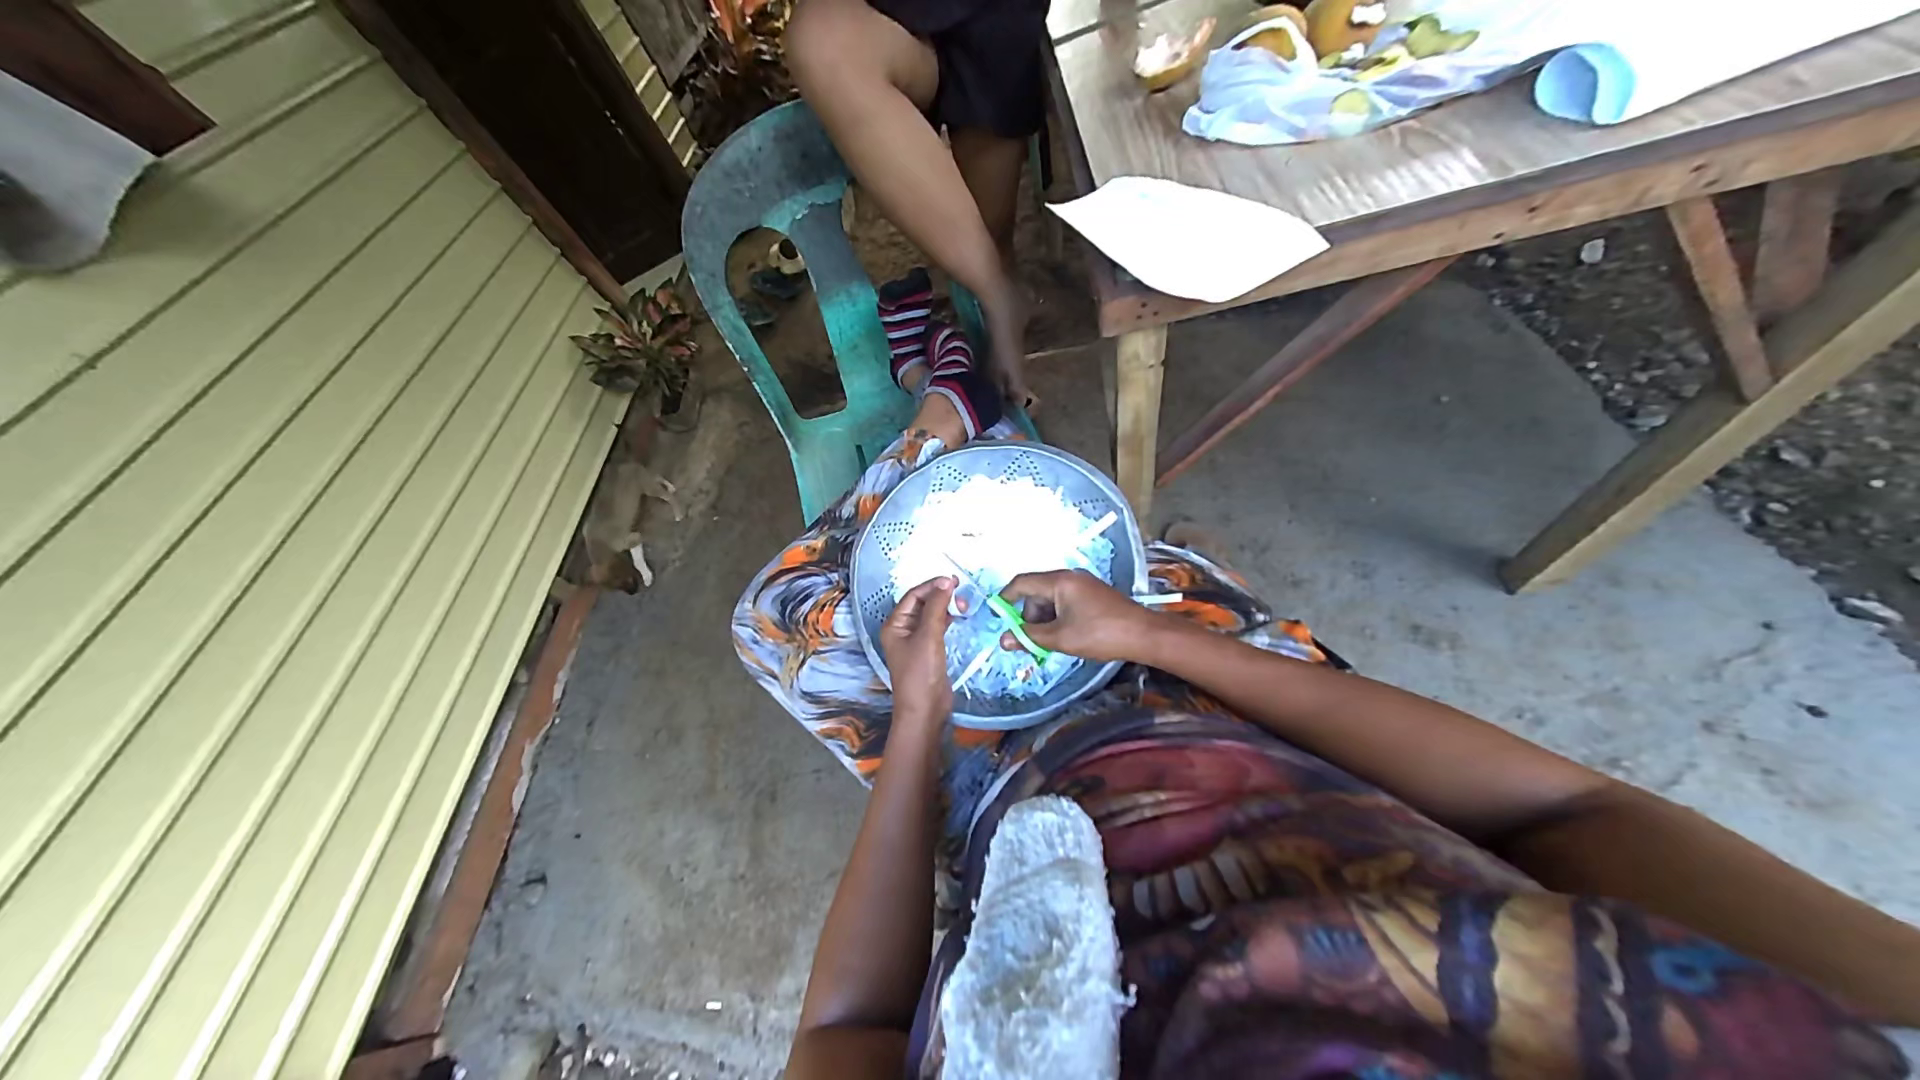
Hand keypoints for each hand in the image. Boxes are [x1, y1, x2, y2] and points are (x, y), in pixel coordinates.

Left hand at [881, 576, 957, 723]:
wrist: (925, 710)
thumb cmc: (921, 672)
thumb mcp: (928, 636)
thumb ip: (937, 607)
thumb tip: (946, 582)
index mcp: (895, 624)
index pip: (913, 596)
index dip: (933, 586)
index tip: (954, 581)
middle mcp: (902, 630)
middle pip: (922, 603)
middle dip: (941, 596)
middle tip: (962, 594)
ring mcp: (915, 641)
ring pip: (931, 615)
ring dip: (946, 607)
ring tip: (964, 605)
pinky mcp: (928, 651)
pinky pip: (937, 627)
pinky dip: (947, 619)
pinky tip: (958, 617)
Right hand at [997, 570, 1165, 663]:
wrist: (1144, 635)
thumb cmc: (1100, 633)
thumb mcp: (1060, 638)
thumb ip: (1029, 637)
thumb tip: (1003, 640)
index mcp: (1060, 581)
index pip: (1022, 583)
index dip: (1006, 598)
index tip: (997, 617)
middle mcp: (1070, 577)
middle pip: (1036, 593)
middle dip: (1028, 617)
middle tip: (1028, 642)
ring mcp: (1083, 585)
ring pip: (1051, 600)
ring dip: (1044, 621)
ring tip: (1048, 644)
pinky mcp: (1093, 596)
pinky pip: (1066, 603)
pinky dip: (1058, 619)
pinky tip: (1063, 637)